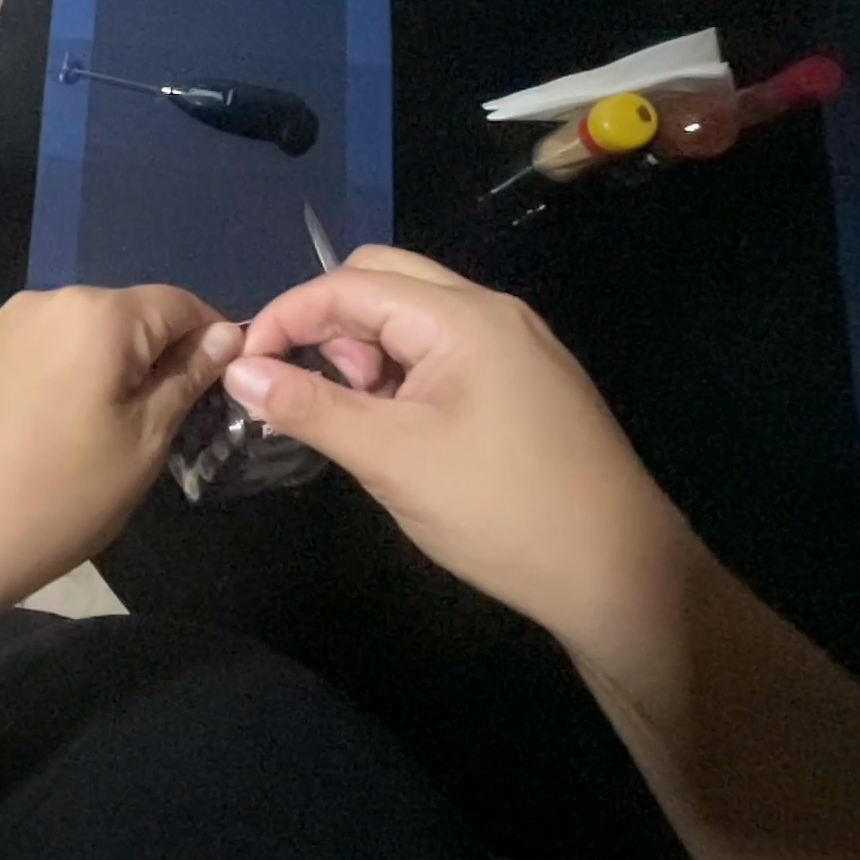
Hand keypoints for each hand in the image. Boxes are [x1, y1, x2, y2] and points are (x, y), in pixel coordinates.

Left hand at [0, 286, 241, 606]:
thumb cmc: (55, 497)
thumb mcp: (141, 443)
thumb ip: (186, 379)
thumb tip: (224, 336)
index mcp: (95, 313)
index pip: (178, 303)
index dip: (211, 338)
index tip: (220, 386)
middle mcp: (43, 301)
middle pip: (125, 315)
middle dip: (156, 355)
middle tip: (162, 420)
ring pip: (80, 332)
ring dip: (108, 366)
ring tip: (103, 429)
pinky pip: (39, 349)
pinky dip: (63, 374)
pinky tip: (52, 426)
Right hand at [222, 247, 690, 641]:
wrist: (624, 580)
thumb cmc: (499, 510)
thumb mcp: (387, 456)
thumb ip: (305, 405)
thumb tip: (235, 370)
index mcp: (462, 318)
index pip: (348, 285)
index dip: (285, 316)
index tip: (244, 365)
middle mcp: (487, 312)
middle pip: (378, 279)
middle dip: (324, 322)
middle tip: (306, 381)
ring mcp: (506, 343)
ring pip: (404, 312)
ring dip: (358, 346)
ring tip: (354, 410)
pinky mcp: (513, 376)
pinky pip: (432, 346)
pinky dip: (392, 367)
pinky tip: (390, 418)